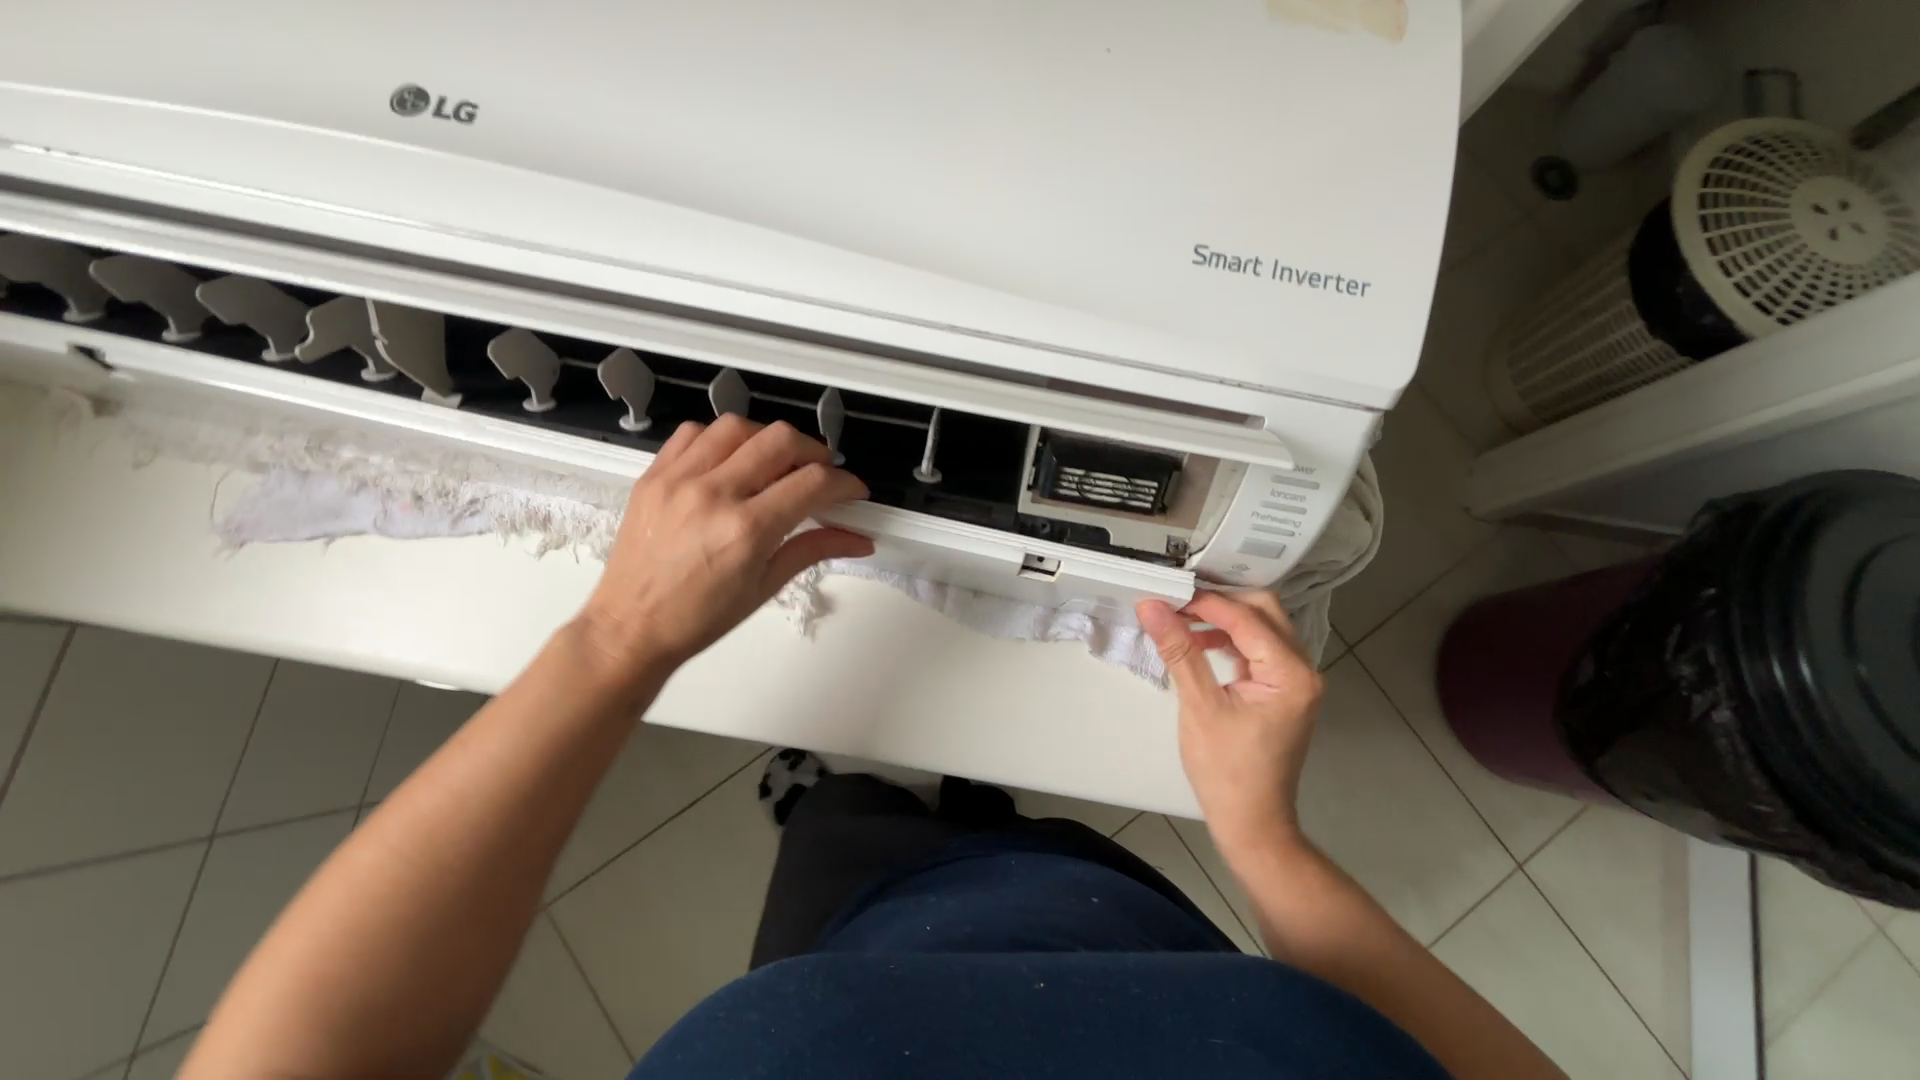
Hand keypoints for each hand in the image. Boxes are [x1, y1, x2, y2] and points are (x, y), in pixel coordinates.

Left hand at [575, 416, 874, 682]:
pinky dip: (721, 438)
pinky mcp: (653, 476)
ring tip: (775, 462)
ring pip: (738, 426)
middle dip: (814, 451)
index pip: (813, 483)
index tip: (852, 490)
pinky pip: (693, 433)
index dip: (844, 483)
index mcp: (746, 531)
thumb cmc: (698, 618)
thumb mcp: (765, 587)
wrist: (631, 627)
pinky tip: (731, 460)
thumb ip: (814, 550)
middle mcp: (713, 496)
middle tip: (820, 472)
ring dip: (768, 438)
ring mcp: (679, 480)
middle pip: (781, 440)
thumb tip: (859, 539)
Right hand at [1137, 591, 1323, 856]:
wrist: (1250, 821)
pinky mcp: (1283, 689)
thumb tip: (1152, 607)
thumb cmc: (1226, 771)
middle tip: (1176, 603)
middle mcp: (1303, 670)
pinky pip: (1259, 649)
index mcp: (1290, 674)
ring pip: (1262, 626)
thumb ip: (1179, 650)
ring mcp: (1296, 680)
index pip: (1246, 618)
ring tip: (1181, 621)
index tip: (1166, 595)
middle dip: (1219, 602)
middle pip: (1263, 611)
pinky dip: (1230, 639)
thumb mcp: (1199, 706)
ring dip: (1223, 618)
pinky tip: (1200, 643)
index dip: (1205, 602)